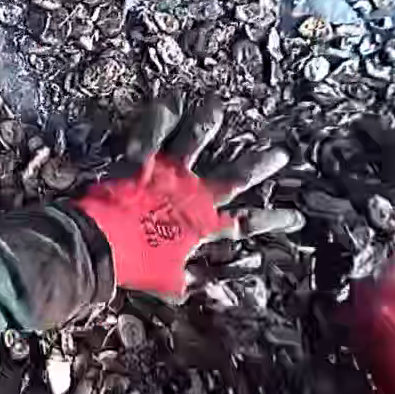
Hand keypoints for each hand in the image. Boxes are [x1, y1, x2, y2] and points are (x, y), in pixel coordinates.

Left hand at [74, 93, 302, 301]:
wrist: (99, 245)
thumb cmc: (133, 264)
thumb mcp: (168, 281)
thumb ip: (193, 283)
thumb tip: (216, 295)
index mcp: (202, 227)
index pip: (246, 224)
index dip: (271, 220)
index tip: (295, 217)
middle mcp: (191, 196)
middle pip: (233, 176)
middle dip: (258, 164)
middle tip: (279, 153)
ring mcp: (167, 176)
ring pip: (195, 143)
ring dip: (208, 123)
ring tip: (217, 104)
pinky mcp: (141, 163)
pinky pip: (152, 134)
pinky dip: (161, 116)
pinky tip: (168, 98)